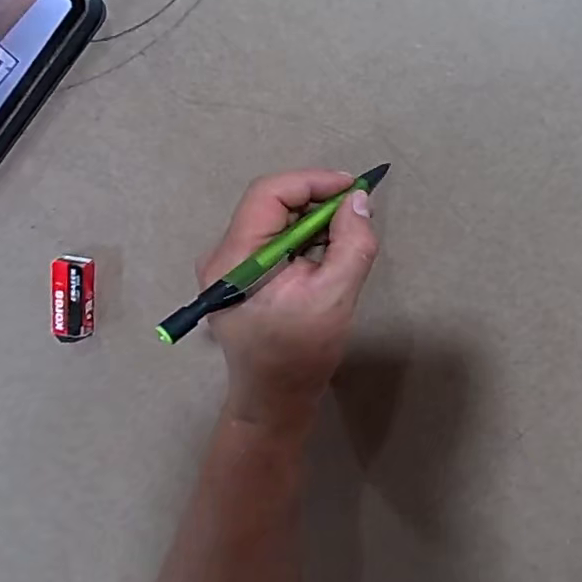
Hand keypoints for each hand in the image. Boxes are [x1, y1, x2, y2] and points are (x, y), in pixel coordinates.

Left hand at [198, 170, 378, 430]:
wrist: (274, 400)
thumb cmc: (301, 354)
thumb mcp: (335, 297)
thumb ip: (352, 244)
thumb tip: (359, 200)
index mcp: (234, 258)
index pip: (268, 194)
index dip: (312, 182)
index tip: (353, 187)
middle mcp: (222, 255)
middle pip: (269, 204)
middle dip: (316, 199)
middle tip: (356, 209)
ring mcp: (228, 265)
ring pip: (273, 219)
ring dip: (311, 218)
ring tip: (346, 231)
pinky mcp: (240, 274)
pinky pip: (272, 238)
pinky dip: (303, 236)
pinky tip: (327, 249)